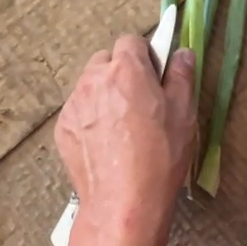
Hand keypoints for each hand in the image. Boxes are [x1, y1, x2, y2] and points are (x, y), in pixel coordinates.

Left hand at [55, 36, 196, 245]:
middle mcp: (94, 79)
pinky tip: (107, 145)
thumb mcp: (183, 113)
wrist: (123, 204)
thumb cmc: (160, 157)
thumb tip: (181, 52)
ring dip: (104, 95)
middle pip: (106, 61)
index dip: (144, 56)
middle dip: (121, 73)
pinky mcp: (63, 128)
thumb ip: (181, 75)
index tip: (155, 76)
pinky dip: (91, 119)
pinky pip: (79, 112)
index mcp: (125, 69)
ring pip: (90, 86)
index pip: (130, 41)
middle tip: (140, 102)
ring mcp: (74, 104)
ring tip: (123, 127)